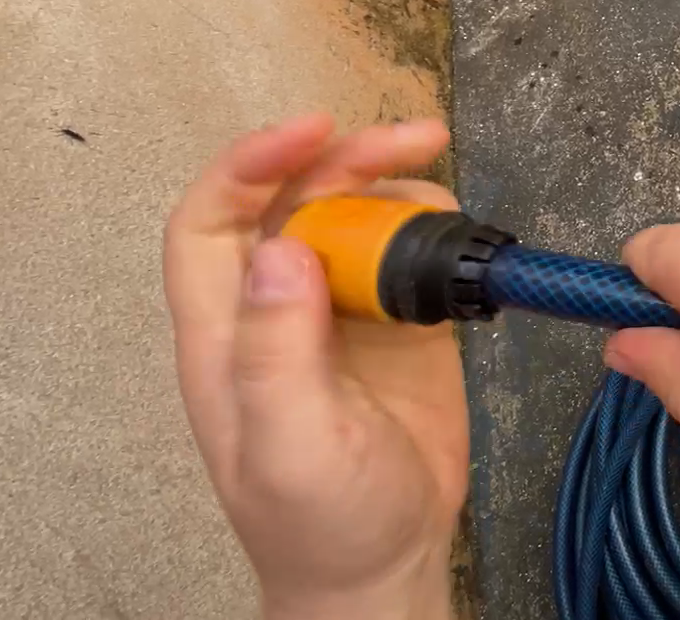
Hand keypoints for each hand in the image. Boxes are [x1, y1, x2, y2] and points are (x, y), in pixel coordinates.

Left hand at [163, 115, 465, 619]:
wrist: (390, 553)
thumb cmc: (324, 516)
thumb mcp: (291, 443)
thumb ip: (277, 352)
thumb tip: (280, 251)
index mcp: (231, 334)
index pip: (215, 224)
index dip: (252, 165)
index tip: (316, 127)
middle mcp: (285, 308)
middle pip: (306, 204)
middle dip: (356, 159)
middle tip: (423, 139)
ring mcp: (348, 311)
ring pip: (367, 220)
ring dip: (406, 191)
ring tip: (450, 203)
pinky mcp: (404, 321)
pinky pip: (417, 254)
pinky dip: (442, 232)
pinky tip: (464, 237)